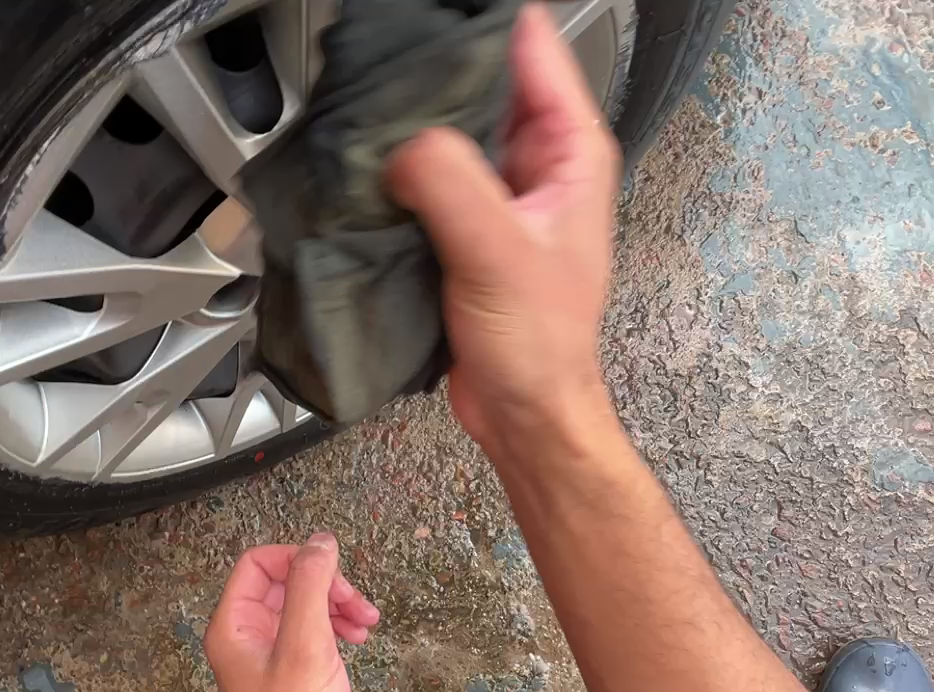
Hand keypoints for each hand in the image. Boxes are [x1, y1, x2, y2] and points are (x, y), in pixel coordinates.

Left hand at [205, 535, 380, 691]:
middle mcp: (247, 641)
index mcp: (232, 630)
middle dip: (325, 585)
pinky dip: (339, 627)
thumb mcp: (306, 646)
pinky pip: (315, 632)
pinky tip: (361, 637)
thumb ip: (310, 586)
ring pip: (305, 606)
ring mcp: (272, 659)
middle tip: (357, 602)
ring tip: (367, 621)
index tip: (334, 567)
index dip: (296, 557)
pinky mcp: (297, 675)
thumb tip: (320, 540)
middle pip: (285, 583)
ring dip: (338, 605)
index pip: (257, 565)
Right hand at [386, 3, 621, 451]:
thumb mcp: (498, 256)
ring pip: (446, 137)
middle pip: (477, 86)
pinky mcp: (463, 234)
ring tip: (364, 130)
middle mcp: (534, 168)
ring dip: (408, 135)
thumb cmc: (538, 348)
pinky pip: (426, 186)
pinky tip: (370, 182)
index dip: (472, 27)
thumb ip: (451, 185)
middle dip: (427, 82)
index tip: (418, 25)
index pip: (526, 46)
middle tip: (374, 82)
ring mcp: (496, 201)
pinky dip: (398, 182)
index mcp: (569, 152)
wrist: (520, 411)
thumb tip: (401, 146)